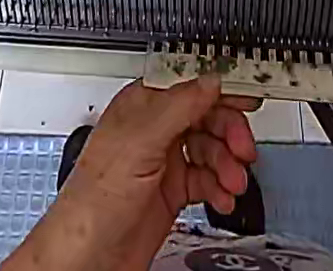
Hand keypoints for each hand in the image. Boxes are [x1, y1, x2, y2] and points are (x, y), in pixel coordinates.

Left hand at [4, 76, 259, 270]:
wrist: (83, 265)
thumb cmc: (91, 204)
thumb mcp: (140, 143)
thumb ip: (180, 106)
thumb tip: (213, 79)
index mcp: (144, 105)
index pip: (192, 82)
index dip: (222, 85)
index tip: (249, 89)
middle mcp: (156, 128)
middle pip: (208, 115)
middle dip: (230, 131)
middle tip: (244, 149)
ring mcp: (165, 160)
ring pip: (211, 147)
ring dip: (228, 163)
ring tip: (234, 181)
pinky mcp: (172, 190)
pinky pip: (207, 178)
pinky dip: (220, 186)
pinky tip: (224, 196)